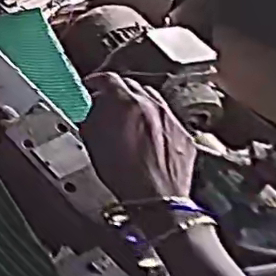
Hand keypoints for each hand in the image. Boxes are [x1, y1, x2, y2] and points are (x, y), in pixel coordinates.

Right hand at [80, 73, 196, 204]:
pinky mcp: (184, 135)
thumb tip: (94, 107)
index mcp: (125, 102)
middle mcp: (152, 105)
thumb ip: (93, 114)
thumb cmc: (122, 171)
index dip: (96, 81)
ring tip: (127, 118)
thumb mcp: (92, 137)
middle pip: (132, 85)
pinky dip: (154, 121)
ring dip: (137, 103)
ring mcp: (171, 119)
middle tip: (106, 102)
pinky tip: (145, 135)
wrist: (155, 198)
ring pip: (152, 99)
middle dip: (117, 91)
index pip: (108, 78)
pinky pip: (167, 118)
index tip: (91, 87)